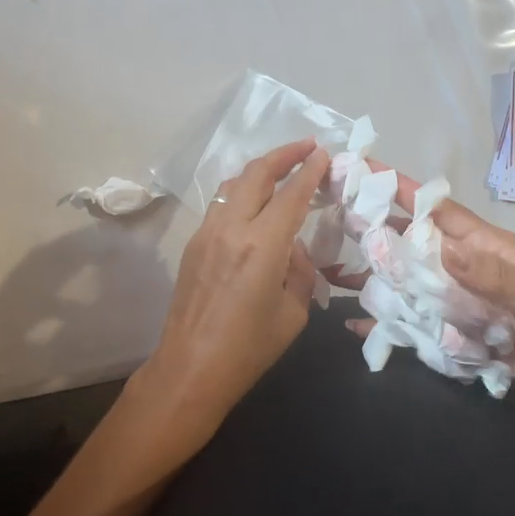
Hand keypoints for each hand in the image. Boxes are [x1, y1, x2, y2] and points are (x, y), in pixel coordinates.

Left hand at [132, 140, 330, 447]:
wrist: (191, 368)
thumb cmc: (249, 348)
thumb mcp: (293, 312)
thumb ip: (300, 271)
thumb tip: (293, 249)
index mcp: (261, 246)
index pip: (291, 195)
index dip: (309, 171)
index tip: (323, 154)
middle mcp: (231, 229)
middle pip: (256, 175)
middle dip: (283, 155)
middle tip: (306, 147)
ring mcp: (206, 234)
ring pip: (233, 186)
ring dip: (259, 172)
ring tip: (282, 168)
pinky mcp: (192, 245)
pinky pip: (221, 207)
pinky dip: (242, 194)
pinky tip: (255, 202)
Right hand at [352, 173, 514, 423]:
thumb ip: (495, 277)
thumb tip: (442, 248)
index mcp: (489, 250)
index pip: (436, 211)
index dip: (400, 189)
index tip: (360, 169)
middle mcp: (469, 271)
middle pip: (414, 245)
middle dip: (374, 231)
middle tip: (327, 221)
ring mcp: (465, 306)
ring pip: (411, 285)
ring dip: (377, 279)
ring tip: (331, 272)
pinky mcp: (464, 340)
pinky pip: (419, 326)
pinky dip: (391, 325)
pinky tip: (359, 327)